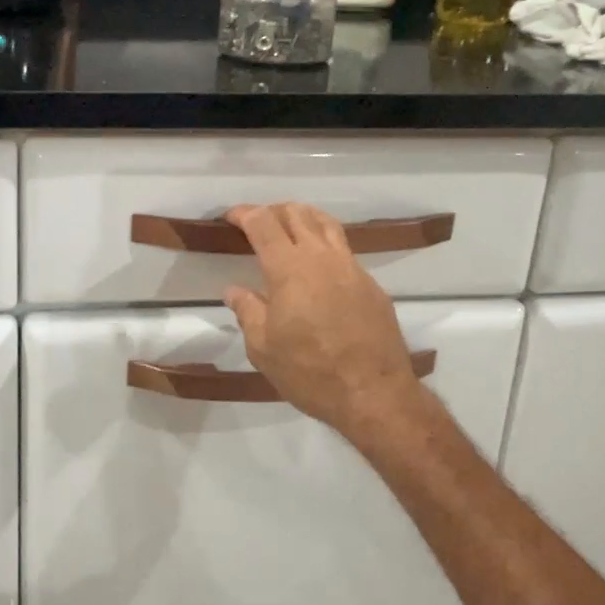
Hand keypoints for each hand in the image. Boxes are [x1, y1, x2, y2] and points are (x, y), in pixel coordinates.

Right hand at [223, 203, 423, 435]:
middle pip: (296, 213)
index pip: (263, 223)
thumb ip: (247, 311)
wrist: (374, 394)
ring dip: (302, 218)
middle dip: (272, 211)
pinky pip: (344, 250)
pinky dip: (324, 245)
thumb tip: (233, 291)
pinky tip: (318, 269)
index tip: (230, 217)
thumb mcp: (263, 348)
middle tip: (257, 223)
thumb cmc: (310, 372)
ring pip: (325, 224)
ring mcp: (351, 268)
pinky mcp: (371, 285)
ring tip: (289, 228)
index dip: (244, 213)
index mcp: (289, 268)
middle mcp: (321, 258)